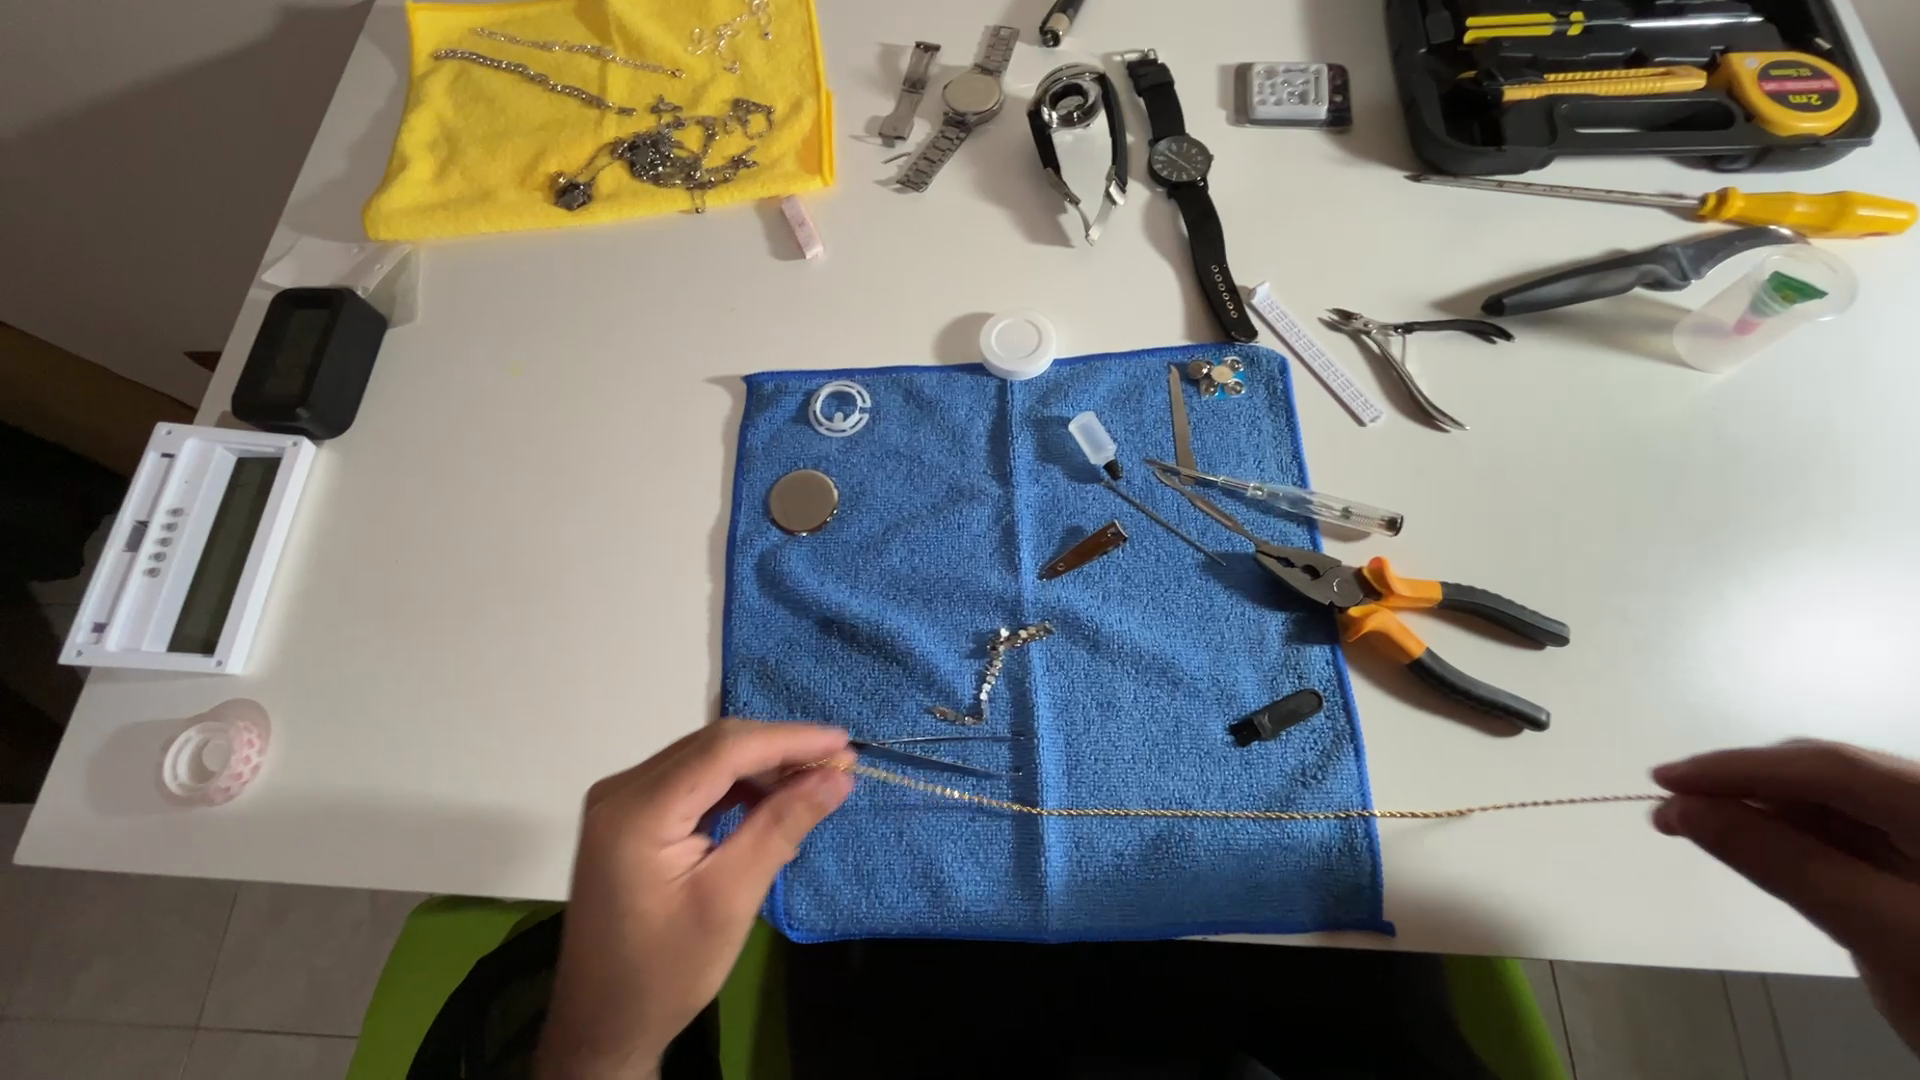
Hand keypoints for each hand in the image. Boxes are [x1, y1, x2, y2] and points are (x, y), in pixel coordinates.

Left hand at [536, 720, 854, 1079]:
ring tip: (815, 779)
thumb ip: (782, 826)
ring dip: (762, 764)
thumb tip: (838, 777)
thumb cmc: (667, 971)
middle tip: (838, 764)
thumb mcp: (732, 899)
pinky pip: (693, 779)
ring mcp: (621, 799)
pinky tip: (773, 797)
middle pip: (714, 747)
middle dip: (780, 749)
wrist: (604, 1025)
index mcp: (636, 811)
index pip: (724, 750)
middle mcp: (621, 790)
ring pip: (706, 758)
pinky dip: (738, 783)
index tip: (844, 743)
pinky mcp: (630, 814)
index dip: (789, 739)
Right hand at [1653, 740, 1919, 1054]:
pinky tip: (1749, 839)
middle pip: (1838, 777)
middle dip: (1746, 784)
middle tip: (1671, 805)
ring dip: (1761, 808)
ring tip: (1693, 822)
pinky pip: (1856, 833)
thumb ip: (1781, 862)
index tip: (1662, 778)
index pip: (1835, 769)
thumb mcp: (1883, 936)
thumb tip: (1680, 808)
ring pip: (1840, 803)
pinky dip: (1793, 833)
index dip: (1740, 766)